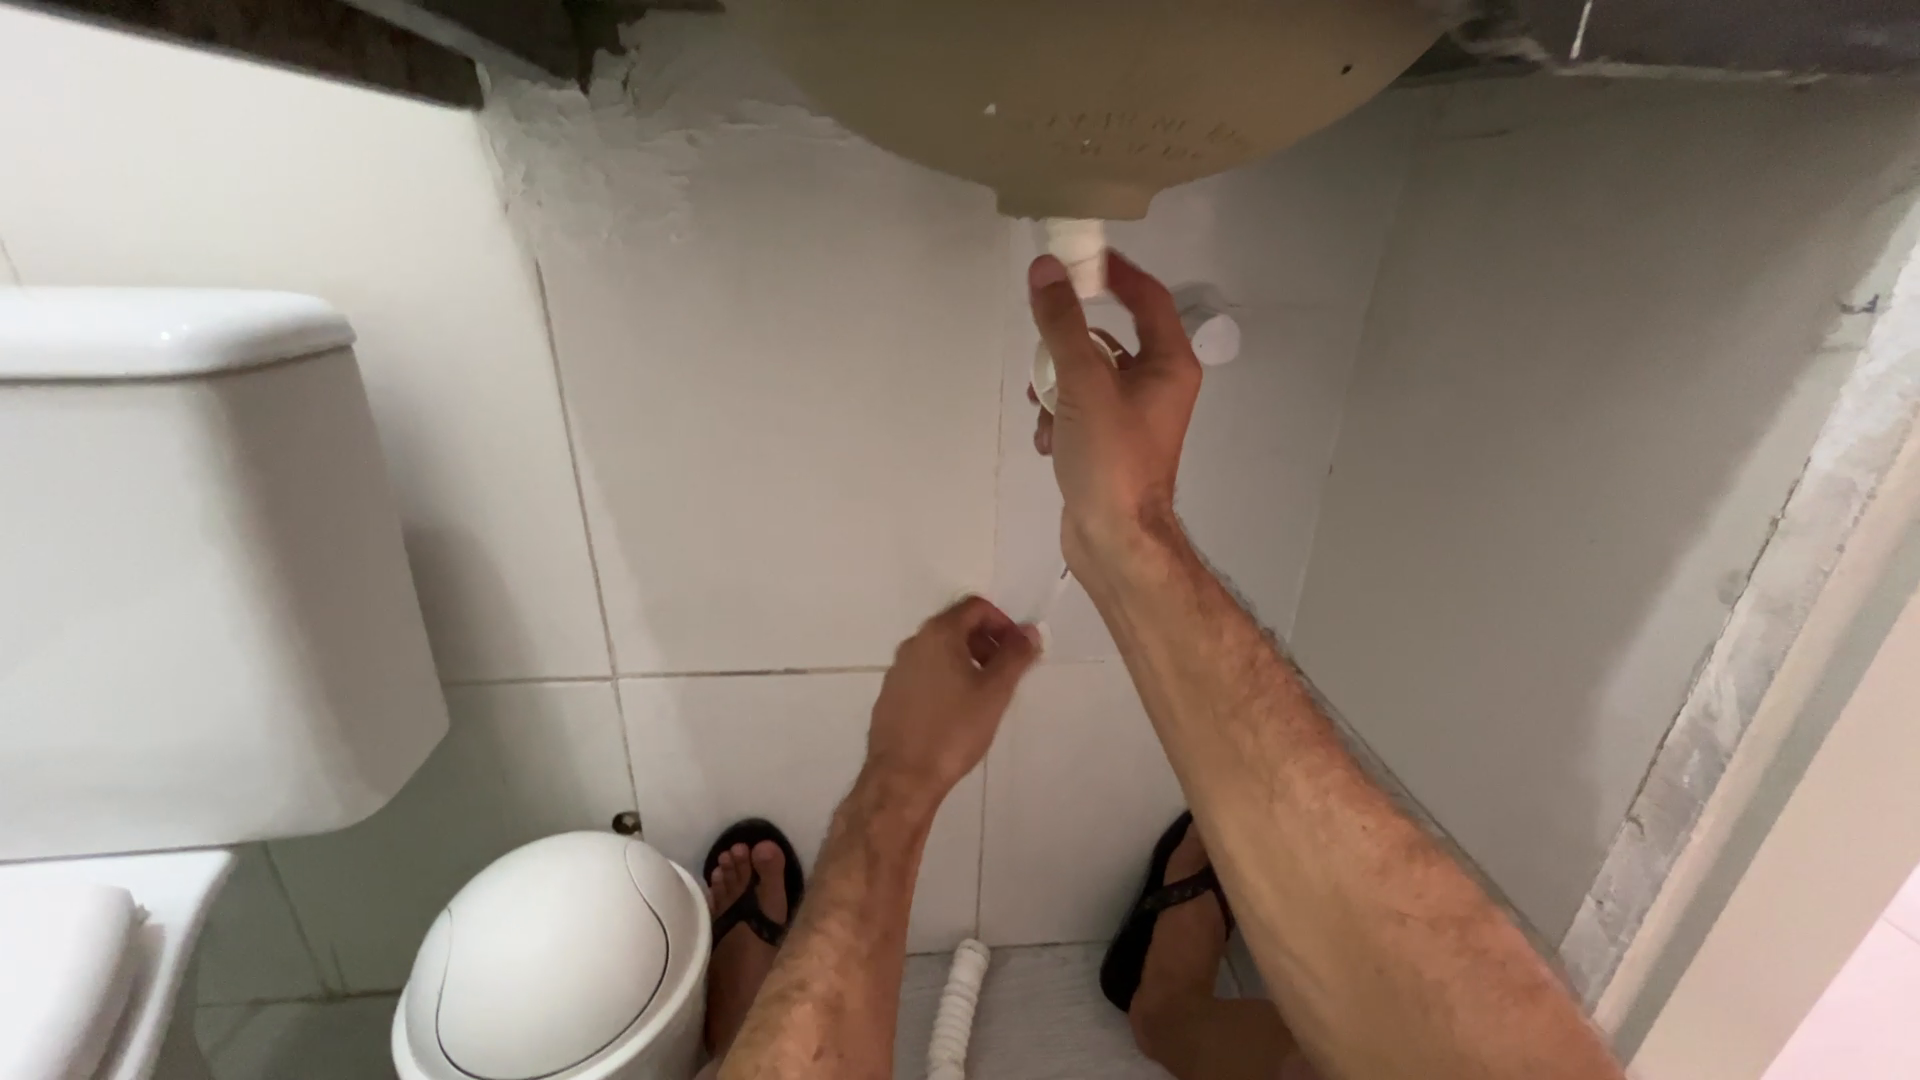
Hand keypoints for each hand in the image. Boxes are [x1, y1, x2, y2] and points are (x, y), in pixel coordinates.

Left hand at [864, 596, 1040, 805]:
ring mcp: (897, 670)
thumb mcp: (995, 692)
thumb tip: (1030, 631)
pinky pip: (924, 673)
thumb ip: (1015, 656)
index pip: (975, 607)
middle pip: (956, 626)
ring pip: (939, 651)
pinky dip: (946, 678)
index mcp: (938, 634)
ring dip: (967, 661)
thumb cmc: (953, 730)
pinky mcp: (890, 695)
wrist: (902, 777)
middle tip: (1006, 672)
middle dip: (986, 642)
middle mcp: (913, 643)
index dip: (1003, 622)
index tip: (1018, 649)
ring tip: (985, 694)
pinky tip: (956, 712)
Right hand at [1028, 251, 1201, 574]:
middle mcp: (1156, 386)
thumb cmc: (1110, 459)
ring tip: (1043, 411)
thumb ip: (1062, 325)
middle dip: (1067, 348)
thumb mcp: (1084, 384)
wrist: (1114, 540)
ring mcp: (1131, 418)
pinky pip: (1078, 412)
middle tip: (1041, 349)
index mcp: (1169, 365)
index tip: (1078, 259)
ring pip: (1085, 378)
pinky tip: (1048, 443)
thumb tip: (1045, 270)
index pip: (1148, 298)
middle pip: (1107, 340)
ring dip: (1056, 390)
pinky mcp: (1108, 444)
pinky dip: (1059, 420)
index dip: (1115, 273)